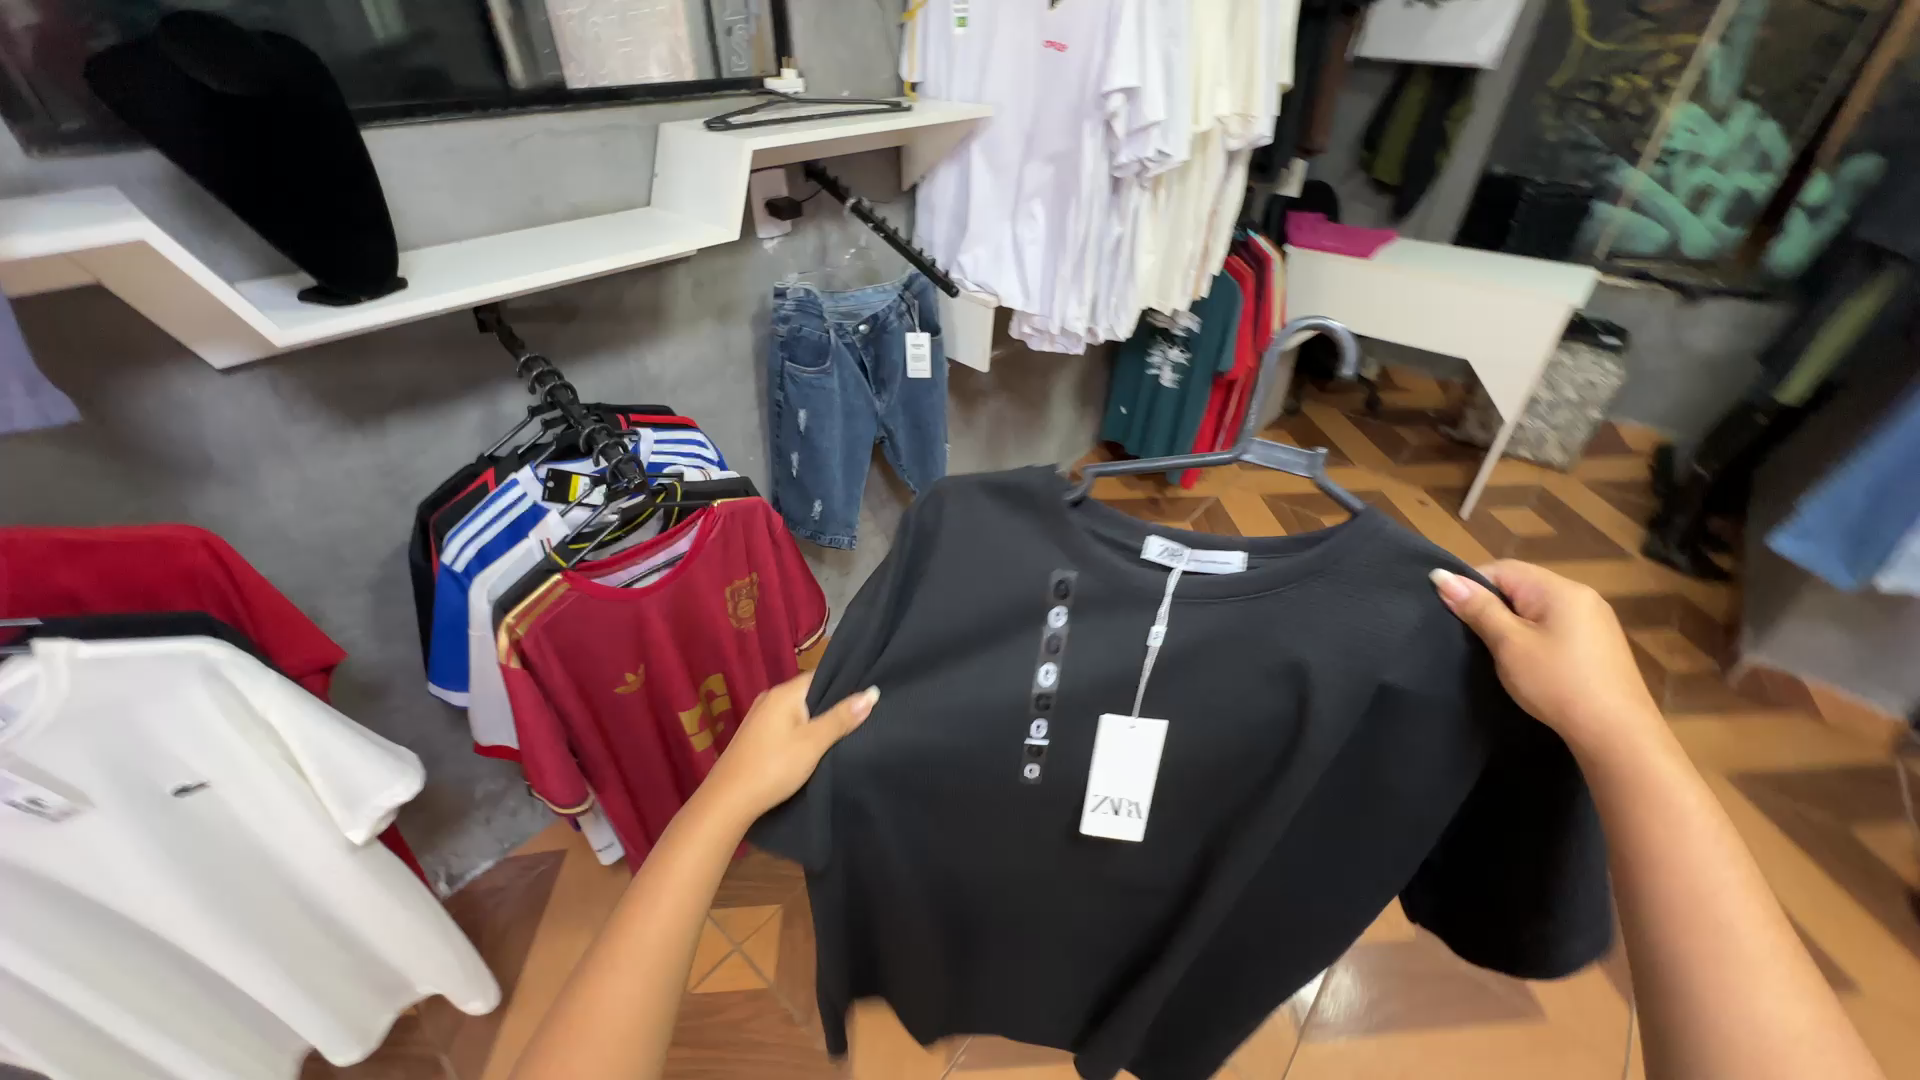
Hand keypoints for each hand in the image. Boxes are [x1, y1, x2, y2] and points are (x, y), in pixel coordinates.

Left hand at [699, 672, 877, 824]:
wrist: (728, 802)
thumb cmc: (774, 767)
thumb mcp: (813, 742)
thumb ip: (842, 717)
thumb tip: (873, 692)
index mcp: (783, 693)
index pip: (821, 675)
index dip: (845, 684)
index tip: (869, 695)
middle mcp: (770, 698)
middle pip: (810, 694)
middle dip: (834, 704)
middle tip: (863, 716)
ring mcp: (760, 717)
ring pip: (799, 711)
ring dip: (818, 720)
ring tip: (845, 731)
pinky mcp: (756, 736)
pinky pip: (788, 724)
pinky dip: (804, 731)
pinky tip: (816, 745)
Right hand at [1430, 560, 1662, 756]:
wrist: (1616, 733)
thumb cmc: (1557, 682)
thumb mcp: (1509, 643)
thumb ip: (1477, 607)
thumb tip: (1441, 575)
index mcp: (1560, 590)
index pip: (1502, 569)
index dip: (1471, 586)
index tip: (1454, 615)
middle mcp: (1581, 596)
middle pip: (1520, 585)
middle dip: (1491, 604)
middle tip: (1473, 636)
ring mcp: (1594, 620)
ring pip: (1536, 607)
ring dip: (1511, 621)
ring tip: (1497, 649)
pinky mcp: (1598, 642)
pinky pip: (1554, 624)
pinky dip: (1532, 633)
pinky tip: (1528, 659)